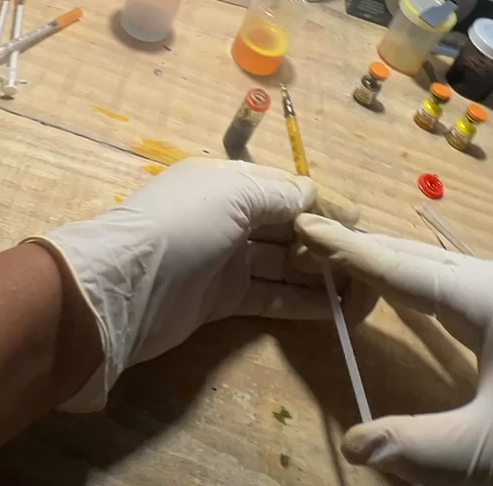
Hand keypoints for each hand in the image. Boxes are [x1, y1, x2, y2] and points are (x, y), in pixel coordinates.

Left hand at [37, 158, 365, 411]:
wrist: (126, 287)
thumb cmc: (184, 224)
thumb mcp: (234, 195)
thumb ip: (279, 195)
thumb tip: (314, 194)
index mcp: (228, 182)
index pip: (284, 188)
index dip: (321, 202)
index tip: (359, 219)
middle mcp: (228, 216)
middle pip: (284, 226)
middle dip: (323, 240)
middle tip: (365, 260)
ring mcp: (225, 259)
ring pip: (281, 263)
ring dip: (316, 273)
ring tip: (359, 288)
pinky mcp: (222, 299)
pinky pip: (270, 296)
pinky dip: (300, 302)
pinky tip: (333, 310)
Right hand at [295, 215, 492, 485]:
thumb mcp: (488, 452)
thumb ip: (415, 444)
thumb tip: (351, 444)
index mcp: (483, 298)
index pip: (399, 268)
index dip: (348, 249)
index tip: (306, 224)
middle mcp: (488, 278)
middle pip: (407, 254)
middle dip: (355, 244)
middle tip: (305, 232)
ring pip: (422, 261)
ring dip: (377, 255)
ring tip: (330, 247)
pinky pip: (438, 277)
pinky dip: (400, 273)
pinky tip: (380, 274)